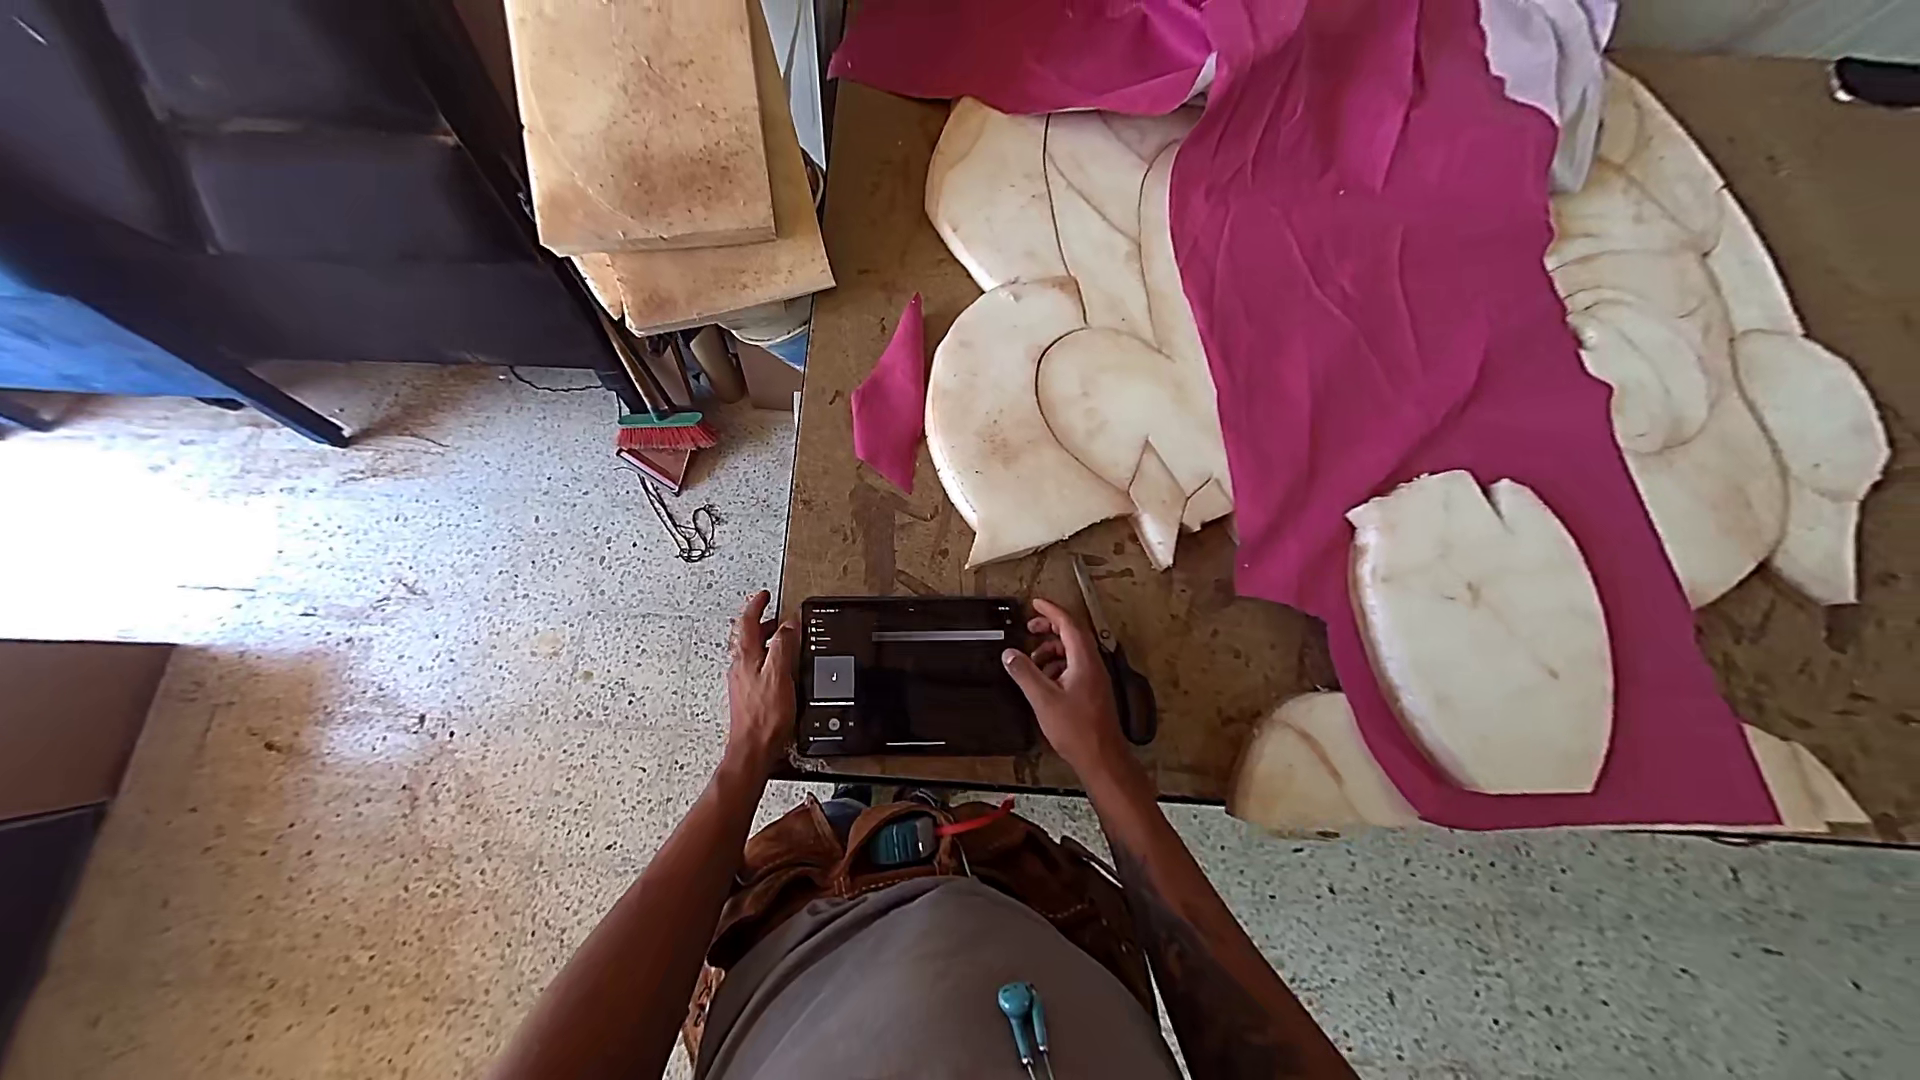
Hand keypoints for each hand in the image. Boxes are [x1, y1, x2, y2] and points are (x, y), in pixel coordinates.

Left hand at [725, 590, 797, 776]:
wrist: (754, 748)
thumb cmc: (765, 716)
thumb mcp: (779, 674)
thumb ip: (783, 646)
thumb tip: (788, 624)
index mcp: (746, 658)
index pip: (747, 623)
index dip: (756, 606)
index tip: (764, 595)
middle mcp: (740, 667)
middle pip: (746, 636)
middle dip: (760, 621)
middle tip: (772, 613)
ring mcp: (743, 681)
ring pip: (750, 651)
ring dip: (763, 639)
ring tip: (778, 635)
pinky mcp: (749, 695)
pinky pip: (755, 666)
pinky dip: (766, 656)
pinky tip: (776, 665)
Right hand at [1002, 597, 1129, 780]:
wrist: (1101, 757)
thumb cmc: (1080, 731)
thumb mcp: (1043, 699)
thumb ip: (1024, 673)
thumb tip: (1011, 655)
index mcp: (1084, 661)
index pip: (1068, 624)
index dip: (1051, 611)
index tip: (1037, 604)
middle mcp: (1092, 666)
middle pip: (1072, 635)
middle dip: (1049, 628)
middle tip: (1030, 628)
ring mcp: (1094, 678)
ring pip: (1072, 652)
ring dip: (1051, 650)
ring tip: (1032, 660)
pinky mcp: (1092, 691)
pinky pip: (1074, 667)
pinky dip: (1057, 665)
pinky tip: (1044, 679)